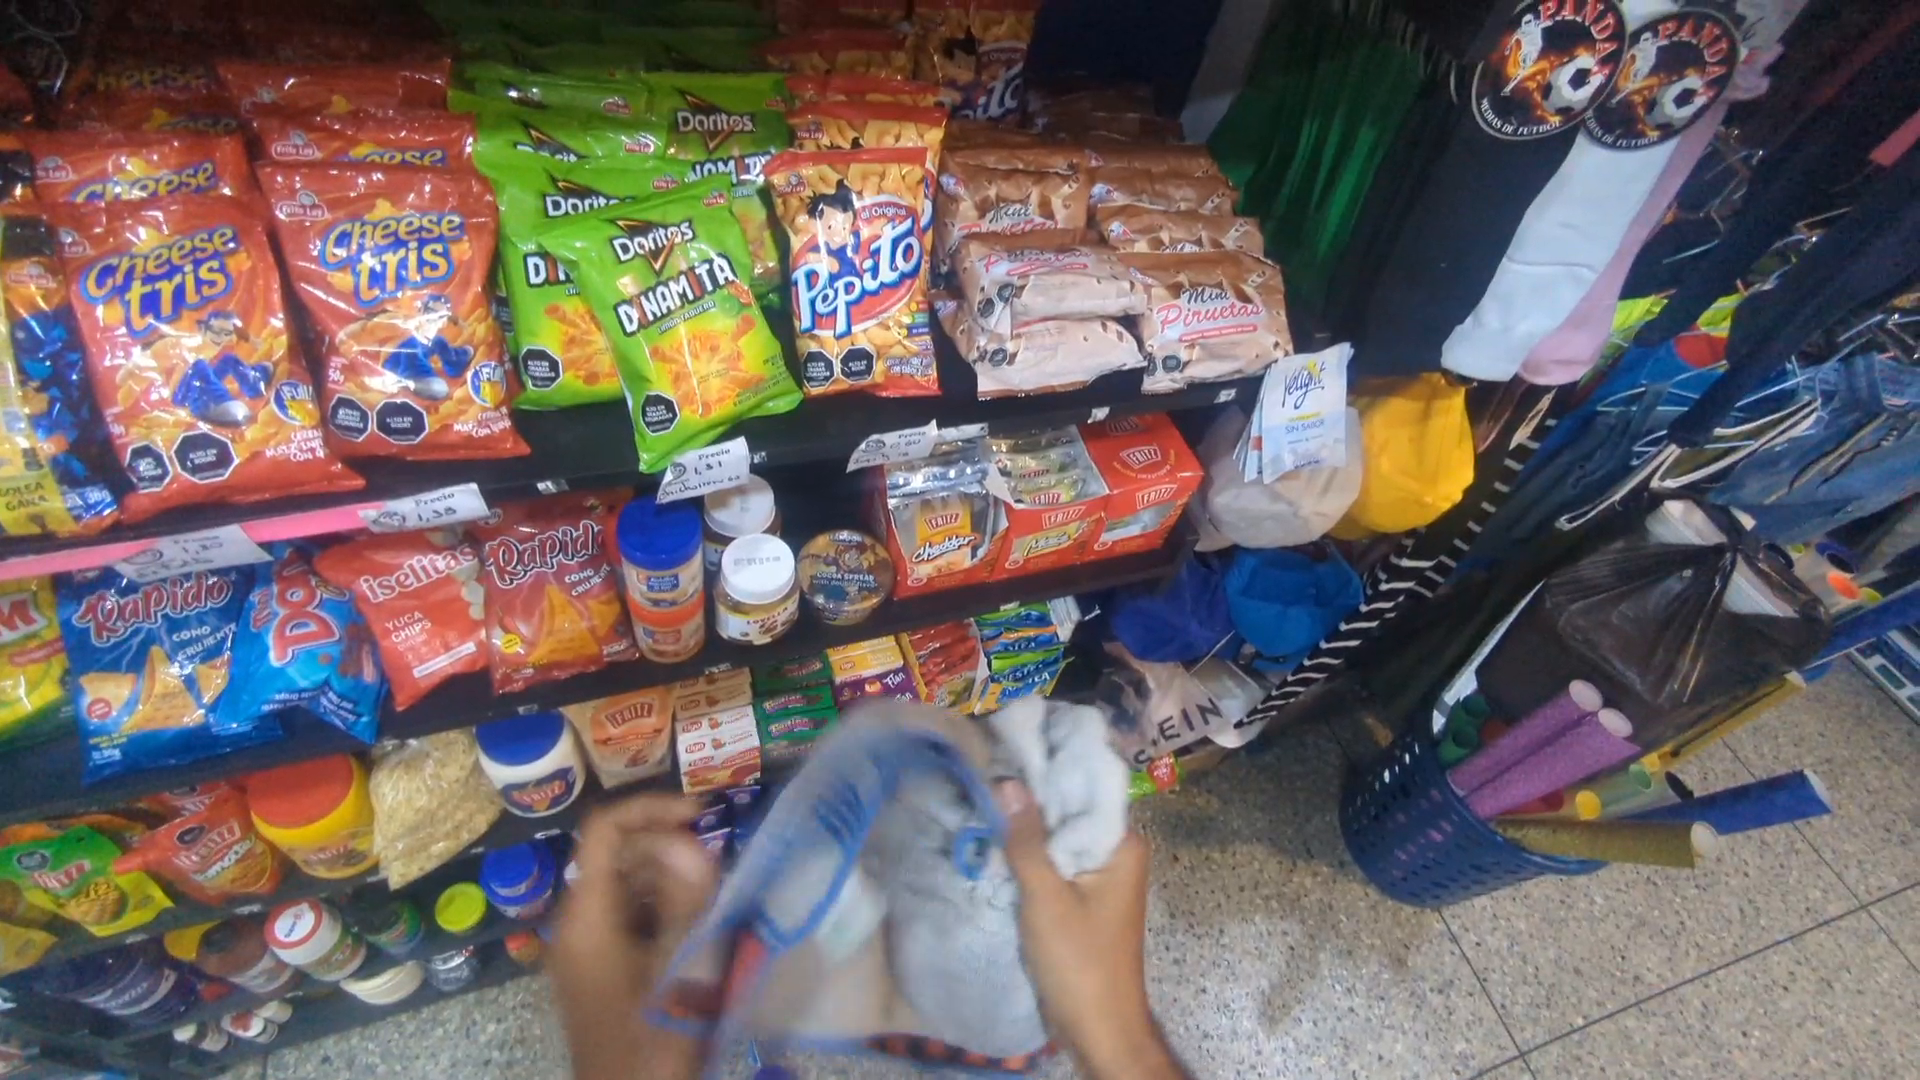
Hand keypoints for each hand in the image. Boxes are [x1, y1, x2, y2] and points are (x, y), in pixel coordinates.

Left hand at [550, 794, 718, 1079]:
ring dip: (671, 874)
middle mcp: (577, 923)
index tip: (701, 814)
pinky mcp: (601, 965)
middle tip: (717, 864)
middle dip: (669, 844)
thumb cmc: (654, 1044)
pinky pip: (631, 910)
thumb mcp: (681, 964)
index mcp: (586, 918)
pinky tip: (697, 922)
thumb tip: (692, 841)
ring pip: (628, 880)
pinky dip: (664, 901)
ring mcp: (586, 946)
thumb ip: (688, 895)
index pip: (604, 829)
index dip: (651, 808)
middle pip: (618, 851)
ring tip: (713, 893)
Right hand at [996, 780, 1187, 1079]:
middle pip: (1071, 811)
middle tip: (990, 773)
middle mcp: (1116, 852)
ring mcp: (1100, 875)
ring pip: (1060, 836)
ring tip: (989, 797)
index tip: (1012, 748)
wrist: (1099, 1032)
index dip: (1049, 768)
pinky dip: (1032, 854)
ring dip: (1029, 827)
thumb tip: (1008, 781)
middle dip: (1033, 798)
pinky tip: (1001, 840)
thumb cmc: (1079, 962)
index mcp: (1122, 844)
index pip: (1085, 788)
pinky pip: (1057, 861)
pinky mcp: (1084, 896)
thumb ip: (1026, 839)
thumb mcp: (1046, 896)